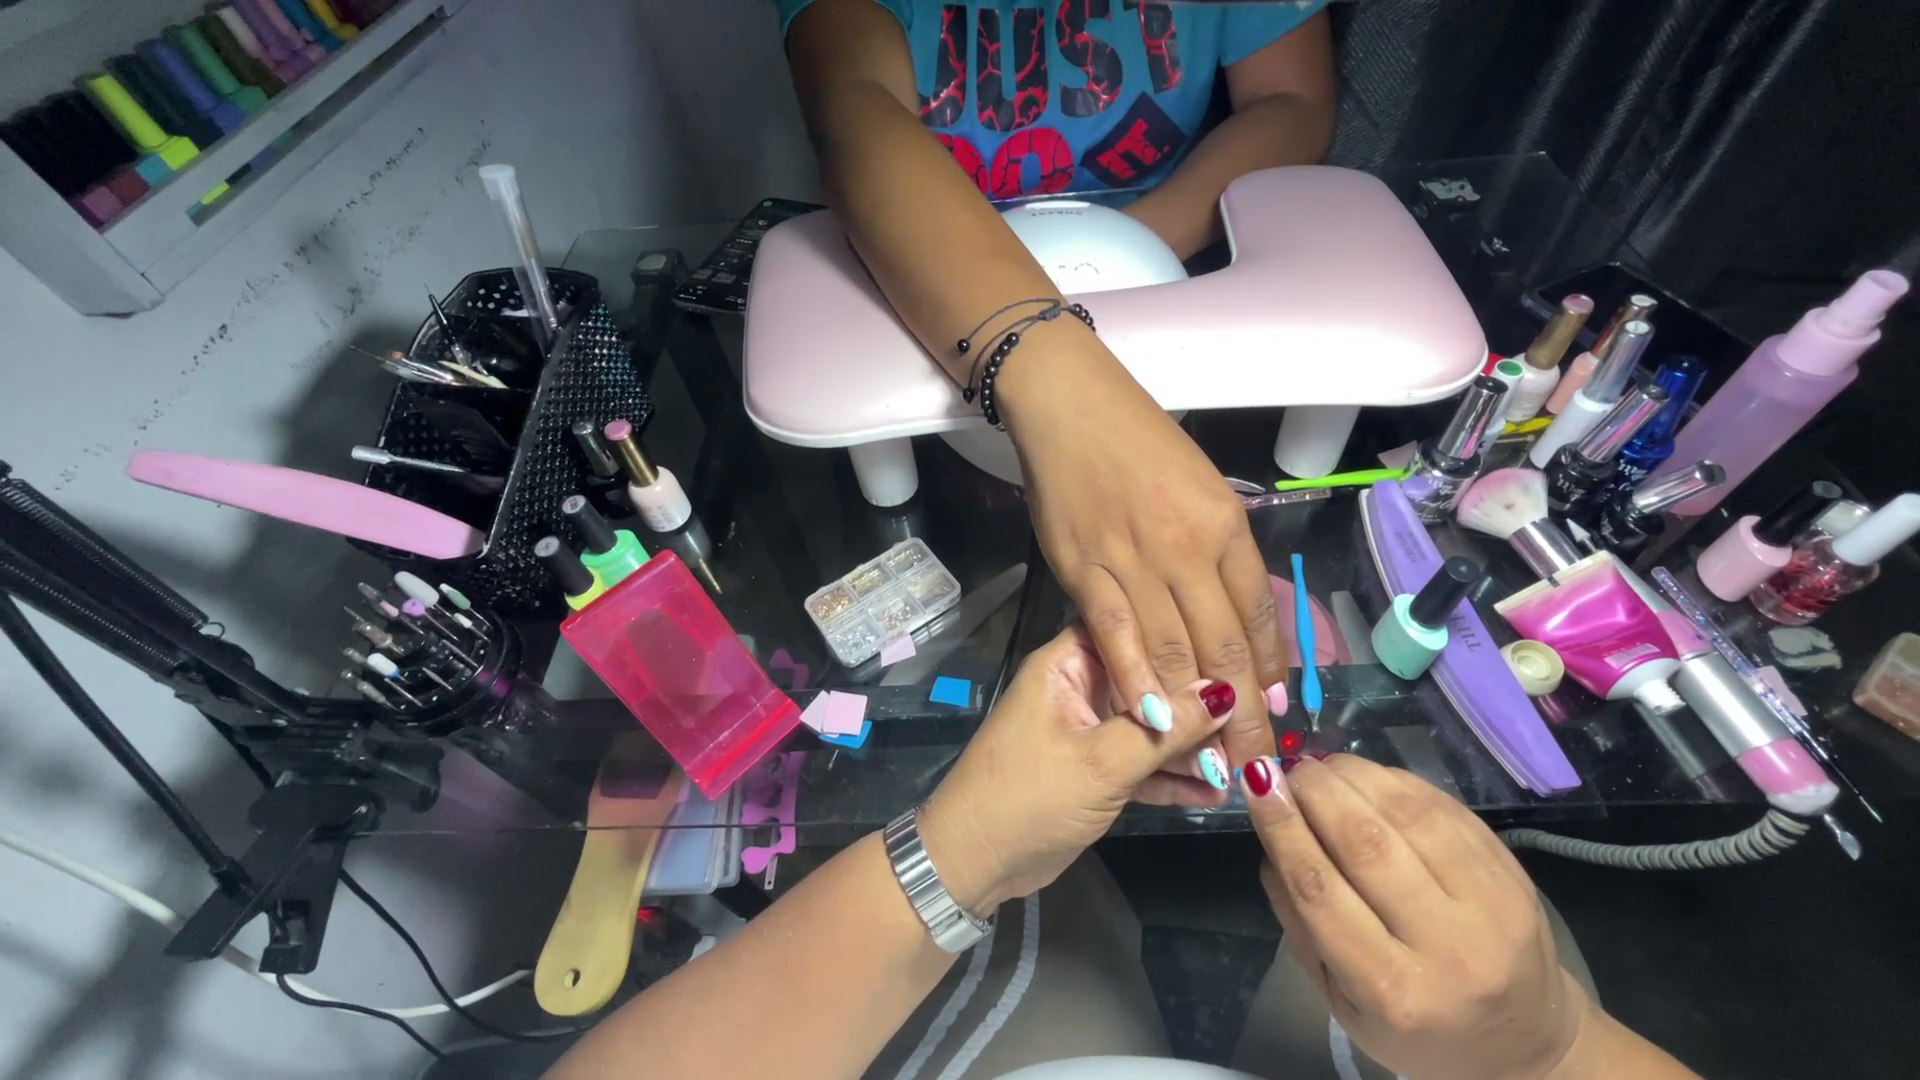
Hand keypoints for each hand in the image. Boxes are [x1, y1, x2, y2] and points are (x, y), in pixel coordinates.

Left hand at [917, 626, 1237, 913]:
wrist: (976, 861)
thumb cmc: (1029, 796)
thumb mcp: (1101, 762)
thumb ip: (1165, 730)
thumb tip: (1227, 694)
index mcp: (1067, 664)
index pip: (1132, 631)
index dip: (1184, 640)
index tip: (1238, 657)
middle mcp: (1080, 687)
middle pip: (1150, 681)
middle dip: (1199, 705)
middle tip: (1255, 724)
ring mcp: (1089, 729)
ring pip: (1152, 726)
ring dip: (1192, 747)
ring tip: (1243, 765)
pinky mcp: (1096, 768)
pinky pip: (1143, 762)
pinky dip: (1173, 776)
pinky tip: (1217, 793)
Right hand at [999, 337, 1288, 787]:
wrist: (1071, 410)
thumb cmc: (1140, 444)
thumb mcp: (1201, 489)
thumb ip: (1220, 554)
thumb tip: (1235, 621)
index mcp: (1226, 524)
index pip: (1257, 614)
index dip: (1268, 674)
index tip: (1273, 718)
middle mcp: (1188, 547)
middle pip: (1222, 644)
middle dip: (1243, 716)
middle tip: (1257, 771)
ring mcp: (1134, 558)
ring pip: (1172, 648)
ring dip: (1194, 713)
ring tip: (1213, 766)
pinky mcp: (1084, 568)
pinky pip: (1116, 633)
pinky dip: (1135, 680)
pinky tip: (1151, 720)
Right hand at [1240, 755, 1590, 1079]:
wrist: (1524, 1045)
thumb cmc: (1413, 1027)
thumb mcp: (1338, 997)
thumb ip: (1297, 920)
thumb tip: (1270, 838)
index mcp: (1392, 992)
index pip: (1321, 891)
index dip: (1283, 827)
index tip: (1256, 781)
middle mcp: (1448, 950)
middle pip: (1366, 845)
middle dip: (1317, 792)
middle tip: (1289, 771)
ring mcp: (1493, 908)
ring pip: (1410, 816)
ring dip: (1356, 776)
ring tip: (1324, 768)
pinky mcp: (1515, 876)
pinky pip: (1446, 809)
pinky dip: (1396, 782)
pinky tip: (1368, 778)